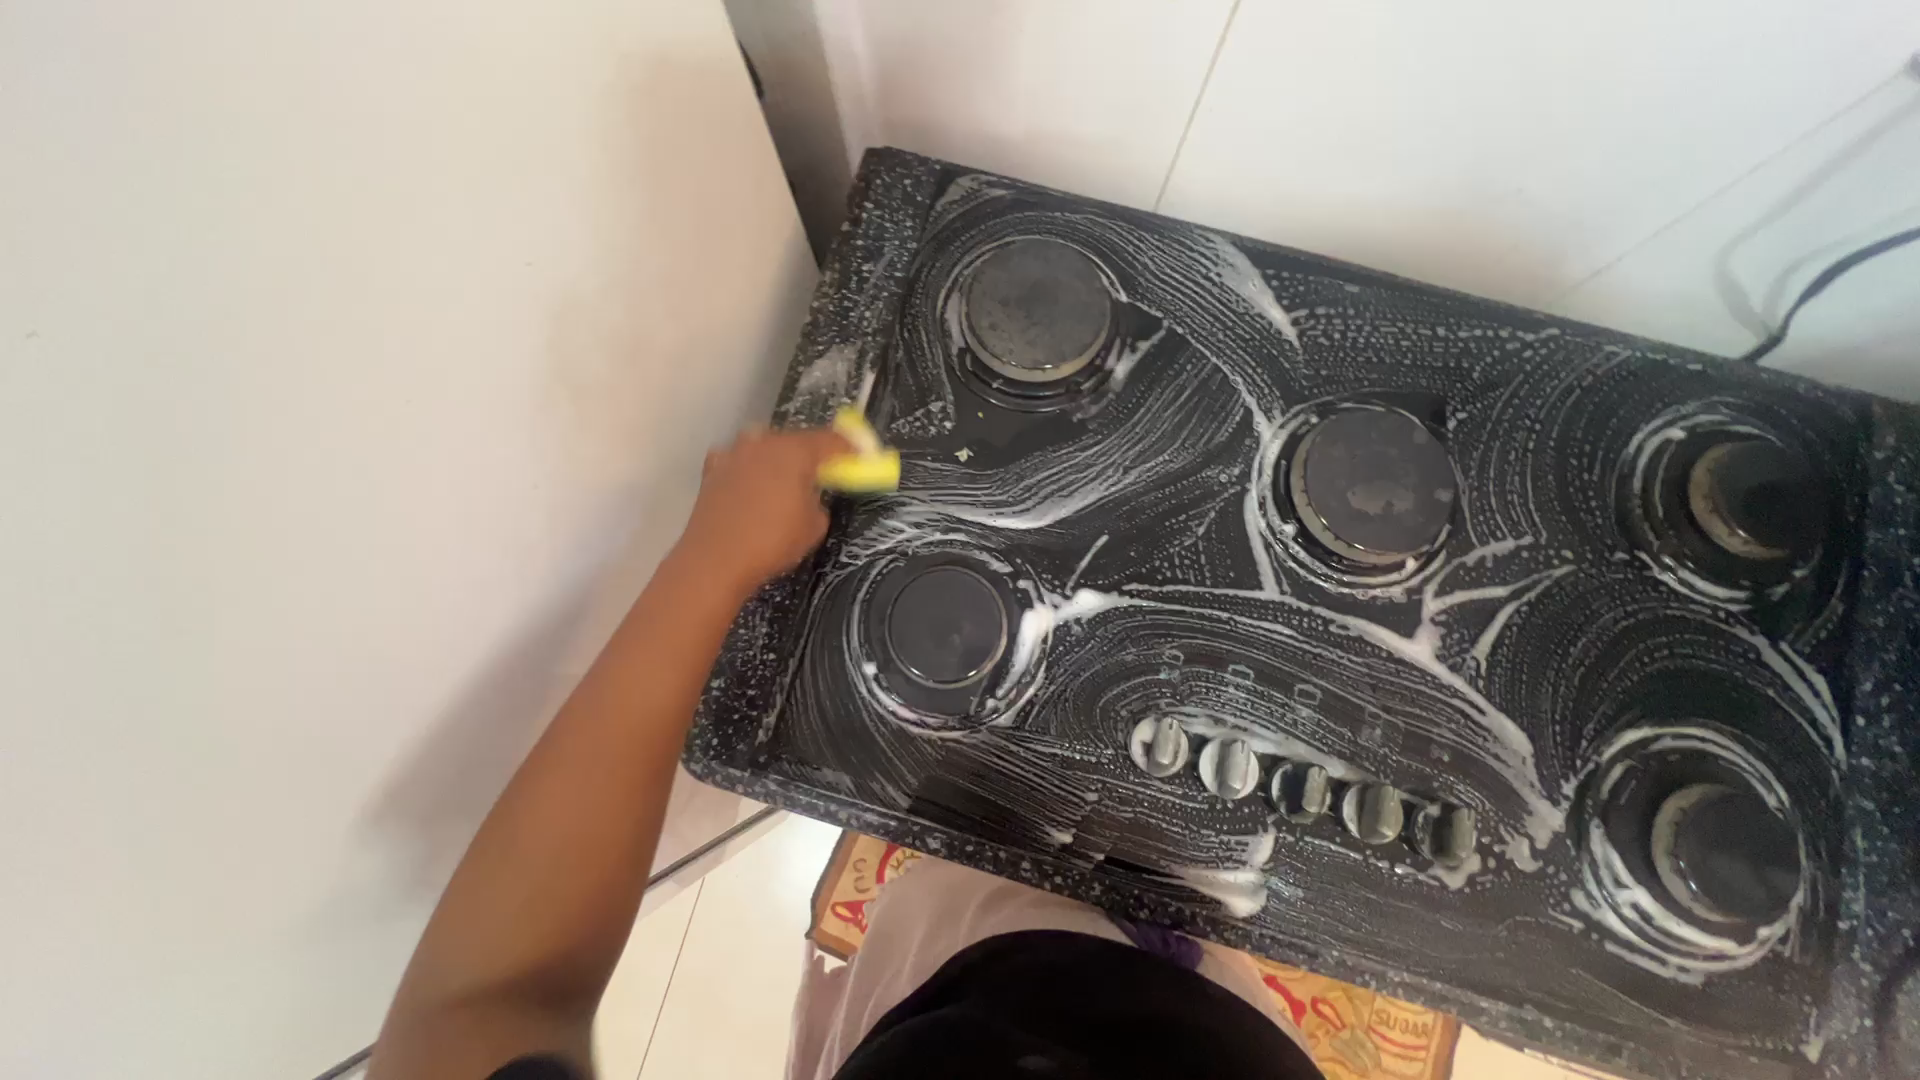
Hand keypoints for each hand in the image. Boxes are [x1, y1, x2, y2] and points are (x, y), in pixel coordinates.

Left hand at [674, 426, 852, 596]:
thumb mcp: (815, 525)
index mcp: (794, 452)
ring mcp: (734, 453)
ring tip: (786, 480)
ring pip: (765, 447)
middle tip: (823, 471)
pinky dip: (751, 469)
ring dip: (779, 459)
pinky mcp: (713, 469)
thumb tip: (808, 495)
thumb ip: (818, 500)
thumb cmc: (772, 541)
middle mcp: (763, 442)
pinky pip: (741, 461)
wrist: (715, 560)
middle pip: (795, 440)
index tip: (861, 456)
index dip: (849, 449)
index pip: (831, 441)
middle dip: (812, 454)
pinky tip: (752, 486)